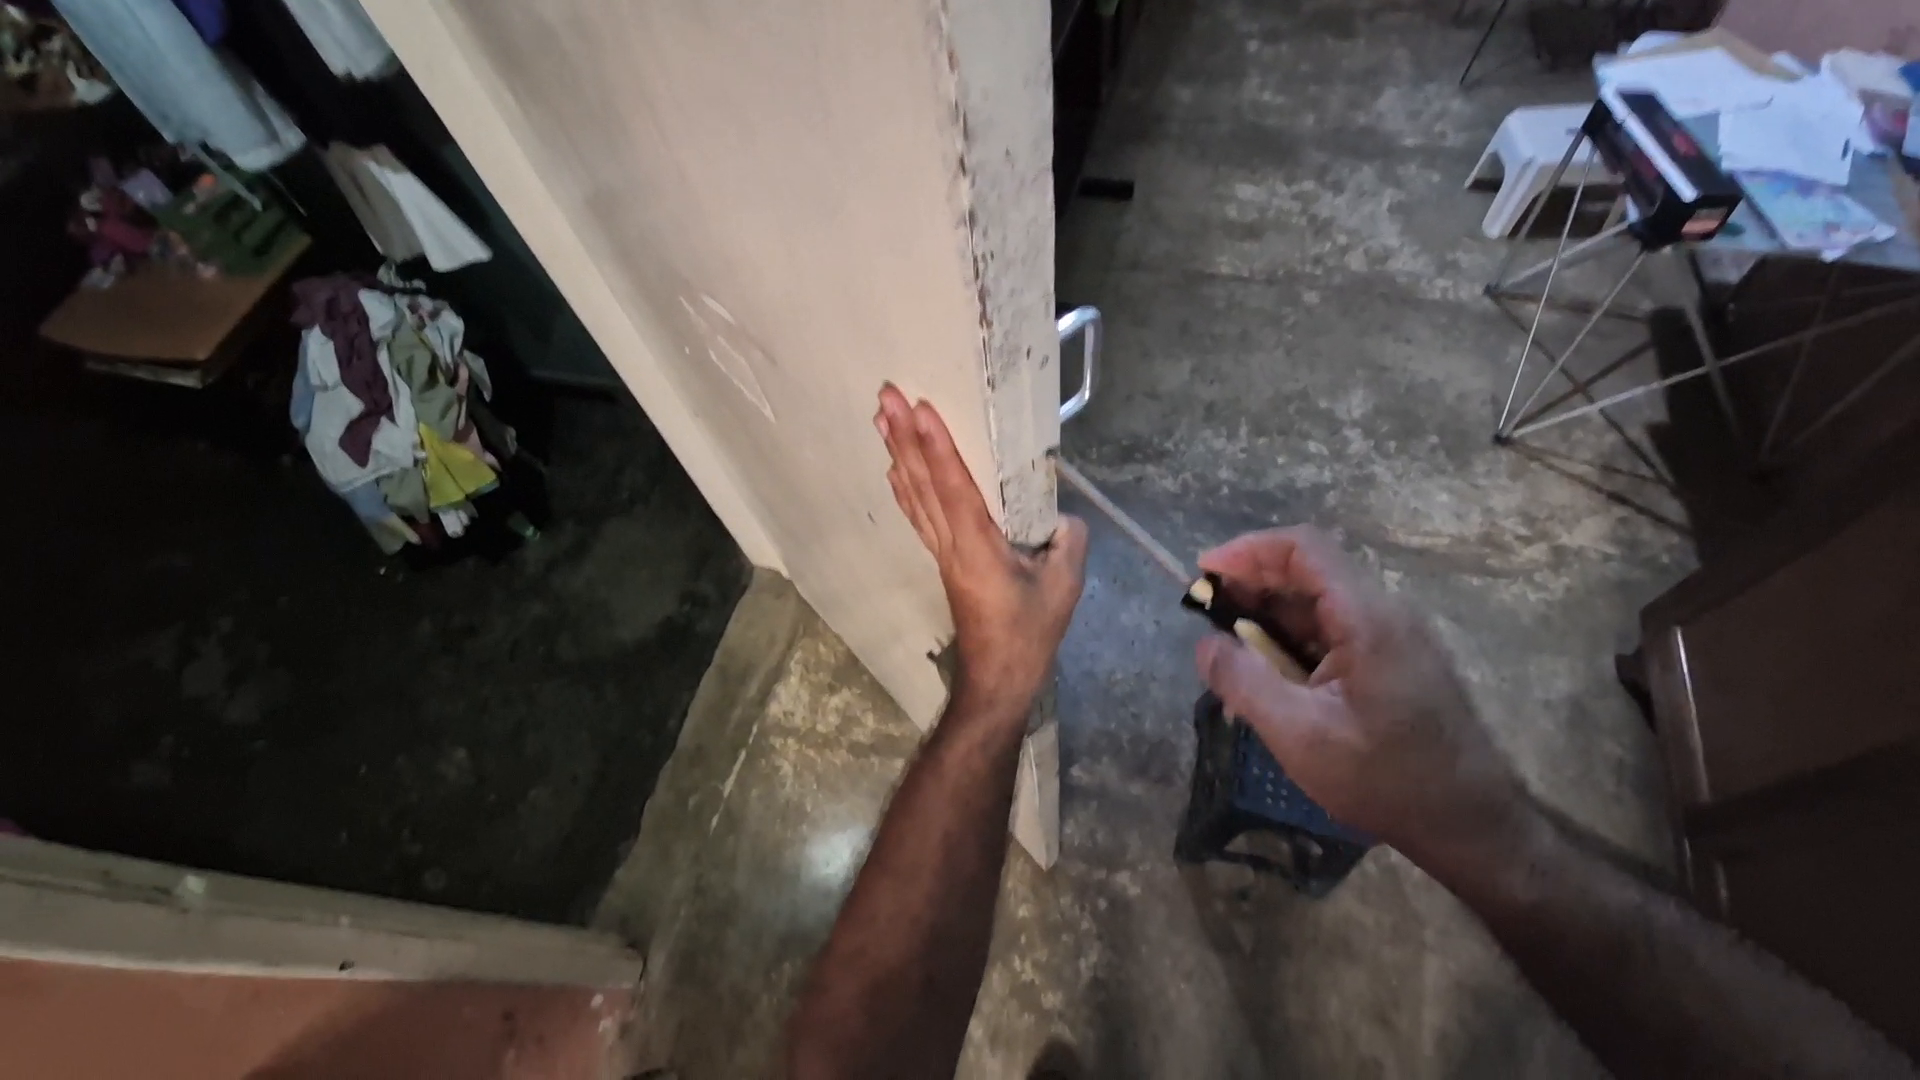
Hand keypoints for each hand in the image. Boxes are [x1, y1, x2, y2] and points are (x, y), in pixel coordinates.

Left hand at [875, 385, 1087, 716]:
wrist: (999, 678)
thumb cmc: (1030, 633)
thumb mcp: (1064, 586)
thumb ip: (1066, 541)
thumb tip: (1061, 518)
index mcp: (978, 545)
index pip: (953, 485)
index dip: (935, 445)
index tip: (917, 407)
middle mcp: (951, 543)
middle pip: (921, 482)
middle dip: (903, 437)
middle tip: (885, 395)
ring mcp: (943, 553)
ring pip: (914, 496)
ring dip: (897, 455)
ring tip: (881, 419)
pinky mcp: (945, 562)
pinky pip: (918, 517)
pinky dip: (904, 489)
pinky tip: (894, 472)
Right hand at [1193, 528, 1529, 861]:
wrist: (1469, 826)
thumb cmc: (1383, 778)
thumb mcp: (1299, 735)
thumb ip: (1244, 682)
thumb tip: (1205, 644)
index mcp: (1367, 618)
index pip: (1304, 549)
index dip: (1248, 550)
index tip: (1205, 572)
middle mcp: (1385, 614)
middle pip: (1310, 571)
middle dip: (1252, 584)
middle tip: (1207, 614)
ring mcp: (1394, 637)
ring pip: (1319, 603)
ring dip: (1269, 616)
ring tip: (1230, 650)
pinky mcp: (1394, 661)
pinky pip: (1333, 632)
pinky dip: (1292, 641)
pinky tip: (1269, 675)